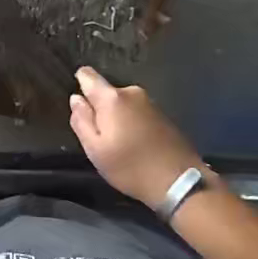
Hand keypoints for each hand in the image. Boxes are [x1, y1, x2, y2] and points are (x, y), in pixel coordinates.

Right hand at [69, 66, 204, 207]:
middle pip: (105, 93)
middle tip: (102, 137)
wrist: (181, 183)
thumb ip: (81, 120)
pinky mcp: (164, 115)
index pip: (86, 75)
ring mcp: (150, 103)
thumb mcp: (95, 149)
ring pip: (122, 104)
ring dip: (118, 118)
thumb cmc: (131, 167)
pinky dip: (133, 124)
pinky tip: (138, 146)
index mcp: (111, 98)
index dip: (79, 87)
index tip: (81, 109)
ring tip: (121, 145)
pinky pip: (138, 113)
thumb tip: (76, 99)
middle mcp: (131, 92)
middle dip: (100, 109)